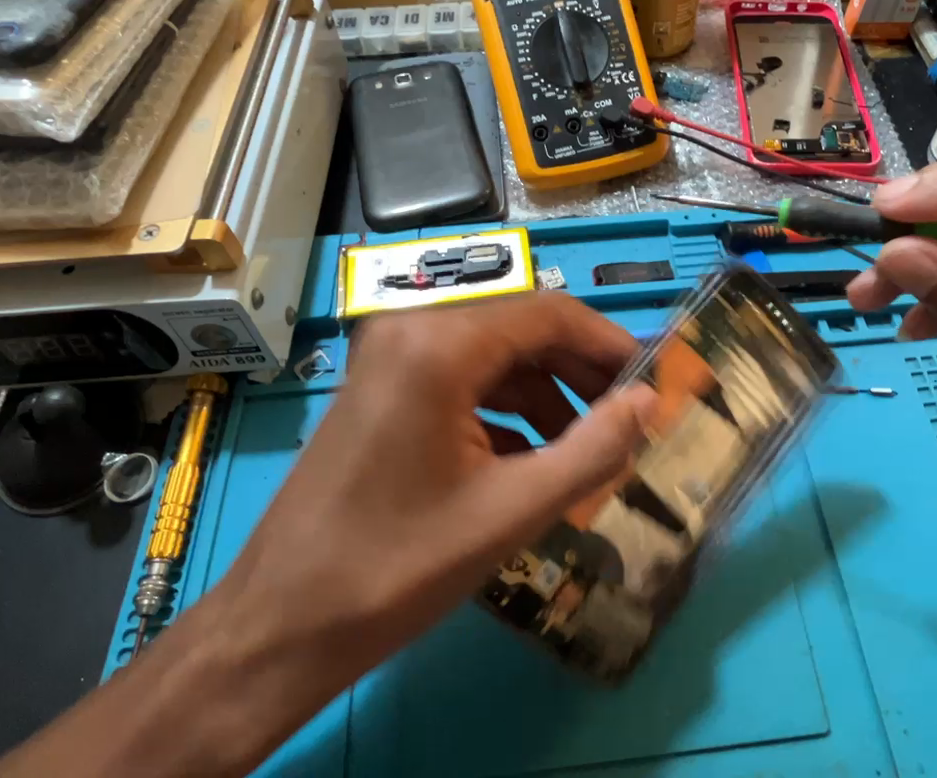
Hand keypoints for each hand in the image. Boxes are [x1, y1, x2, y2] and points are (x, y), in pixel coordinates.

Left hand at [0, 294, 654, 777]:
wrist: (282, 623)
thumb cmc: (398, 566)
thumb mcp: (511, 511)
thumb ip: (592, 449)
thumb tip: (650, 402)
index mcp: (439, 344)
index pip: (548, 313)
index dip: (609, 343)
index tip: (654, 381)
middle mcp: (411, 329)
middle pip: (519, 328)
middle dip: (580, 370)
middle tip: (630, 417)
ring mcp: (389, 358)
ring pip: (492, 356)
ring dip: (547, 394)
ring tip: (588, 447)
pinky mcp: (381, 389)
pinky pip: (461, 381)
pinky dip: (506, 410)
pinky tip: (535, 457)